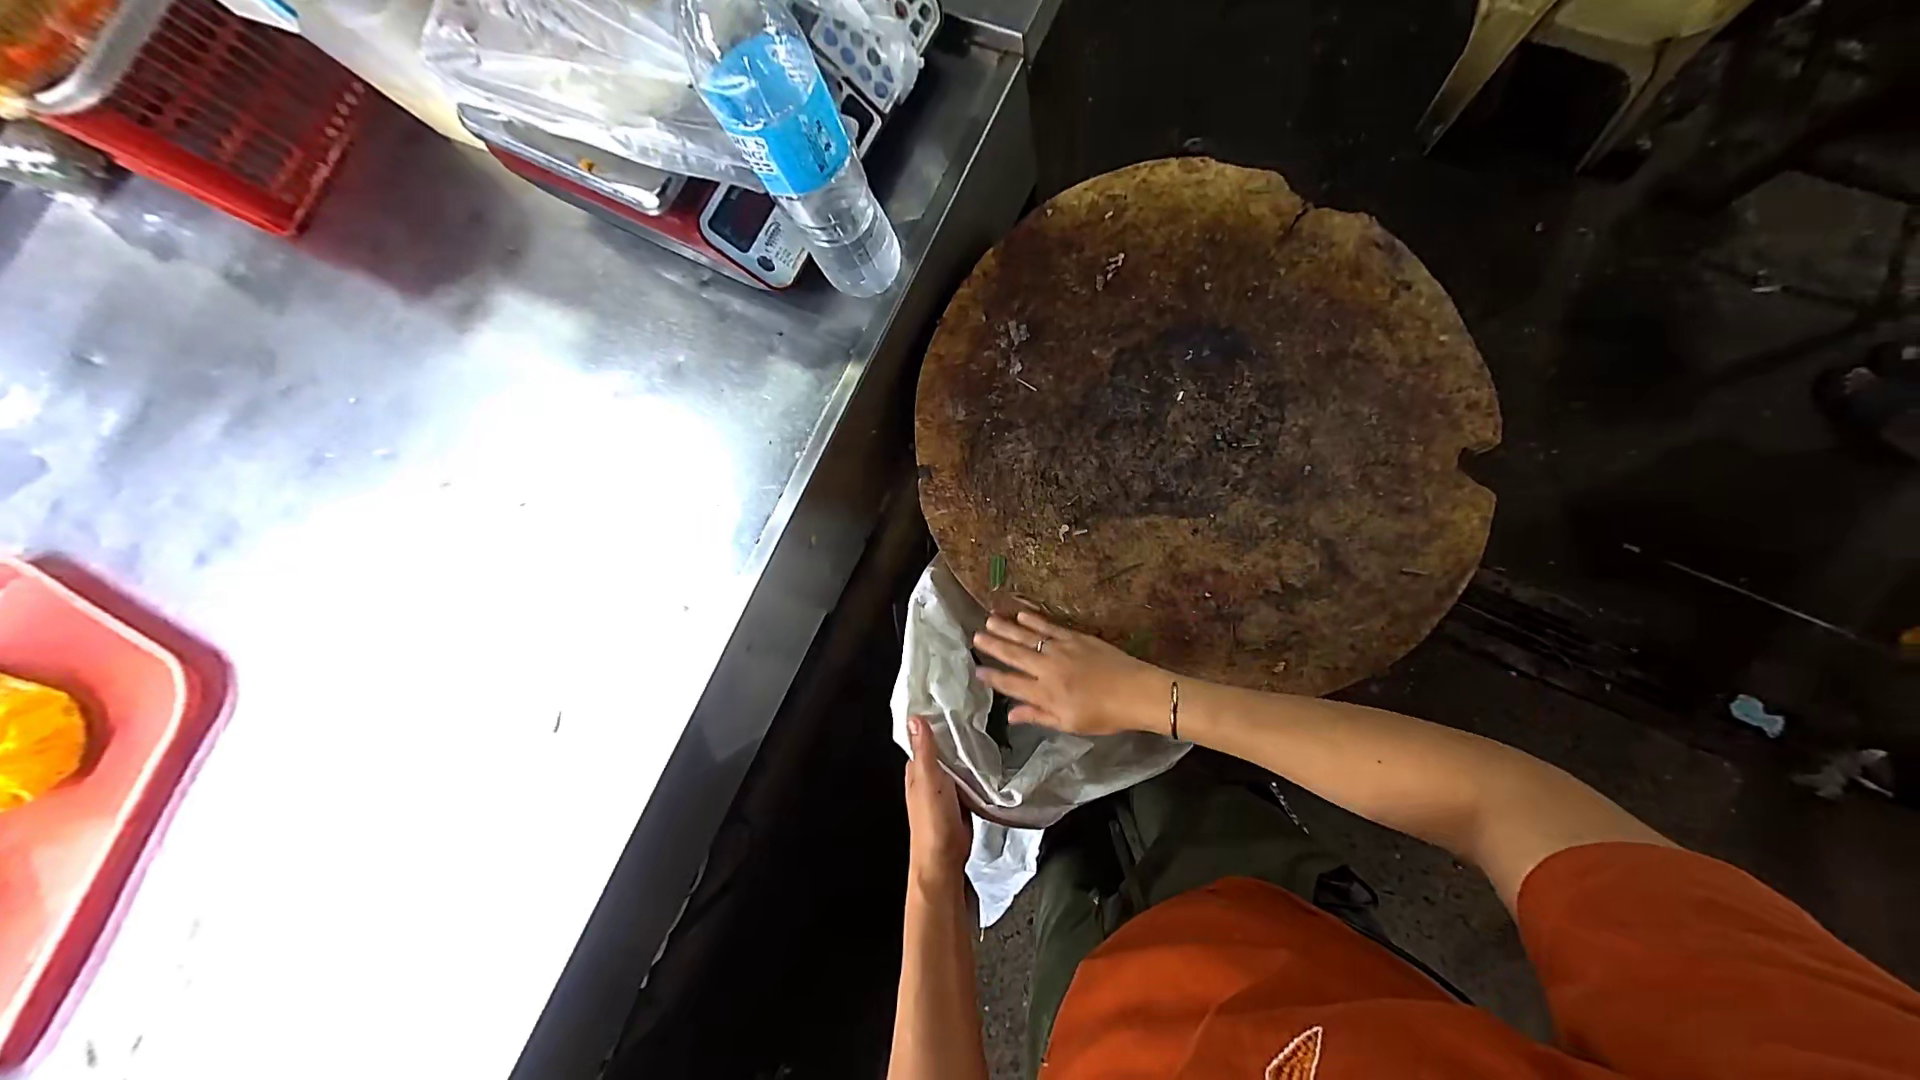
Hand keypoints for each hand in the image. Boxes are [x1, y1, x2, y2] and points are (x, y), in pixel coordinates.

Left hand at [904, 715, 970, 888]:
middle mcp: (927, 776)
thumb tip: (914, 717)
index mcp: (916, 769)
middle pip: (942, 748)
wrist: (944, 862)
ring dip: (965, 750)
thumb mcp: (928, 780)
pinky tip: (987, 758)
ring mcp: (944, 789)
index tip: (950, 696)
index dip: (933, 718)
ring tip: (984, 727)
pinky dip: (974, 768)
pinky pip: (967, 777)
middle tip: (974, 708)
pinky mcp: (960, 800)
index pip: (923, 736)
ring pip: (956, 762)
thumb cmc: (933, 821)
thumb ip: (924, 750)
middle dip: (953, 732)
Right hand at [971, 611, 1172, 736]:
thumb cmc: (1104, 715)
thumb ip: (1038, 716)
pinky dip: (1033, 620)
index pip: (1012, 684)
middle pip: (1015, 655)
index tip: (977, 670)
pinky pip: (1048, 627)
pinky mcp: (1075, 637)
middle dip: (993, 645)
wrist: (1137, 692)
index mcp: (1046, 694)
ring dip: (1007, 628)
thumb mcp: (1069, 724)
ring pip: (1027, 637)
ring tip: (989, 619)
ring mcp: (1061, 650)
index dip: (993, 677)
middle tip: (975, 636)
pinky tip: (1020, 615)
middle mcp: (1048, 669)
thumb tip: (1011, 715)